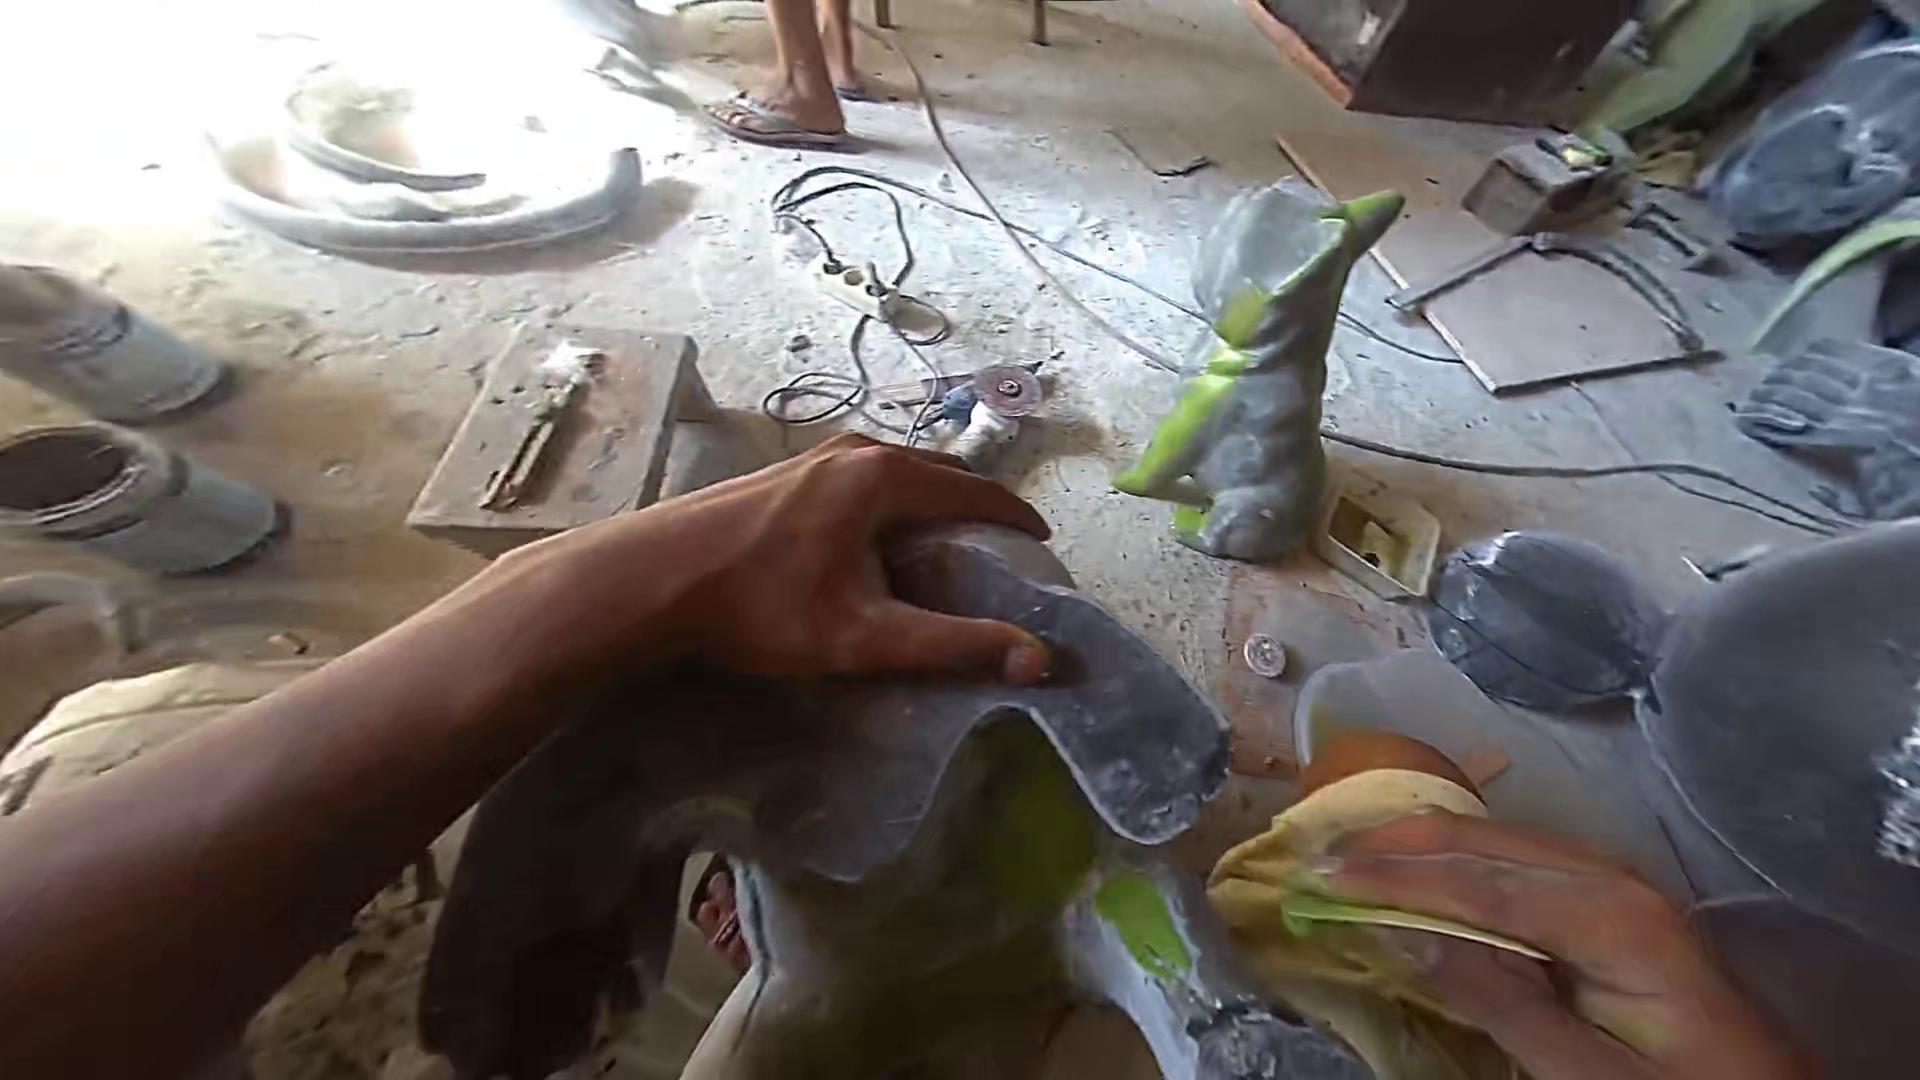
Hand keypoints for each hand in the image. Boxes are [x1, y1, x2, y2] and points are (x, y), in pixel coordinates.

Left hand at [463, 433, 1053, 683]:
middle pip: (941, 470)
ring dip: (936, 492)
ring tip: (952, 530)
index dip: (1014, 515)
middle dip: (979, 500)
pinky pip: (868, 470)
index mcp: (884, 478)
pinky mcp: (791, 466)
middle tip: (1000, 538)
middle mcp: (857, 450)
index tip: (1040, 538)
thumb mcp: (865, 634)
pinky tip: (884, 523)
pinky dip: (898, 491)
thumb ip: (952, 645)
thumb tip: (1035, 659)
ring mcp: (819, 452)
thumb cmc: (762, 606)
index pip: (975, 491)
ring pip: (901, 466)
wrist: (651, 577)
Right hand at [1322, 814, 1798, 1079]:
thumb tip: (1399, 930)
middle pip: (1467, 837)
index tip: (1321, 875)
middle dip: (1385, 844)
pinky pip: (1491, 850)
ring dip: (1403, 843)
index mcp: (1615, 918)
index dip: (1389, 877)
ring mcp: (1595, 870)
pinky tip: (1400, 861)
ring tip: (1346, 854)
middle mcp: (1603, 873)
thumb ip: (1498, 999)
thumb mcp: (1590, 1078)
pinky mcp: (1583, 881)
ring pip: (1472, 833)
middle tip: (1320, 855)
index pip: (1472, 883)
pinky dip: (1434, 853)